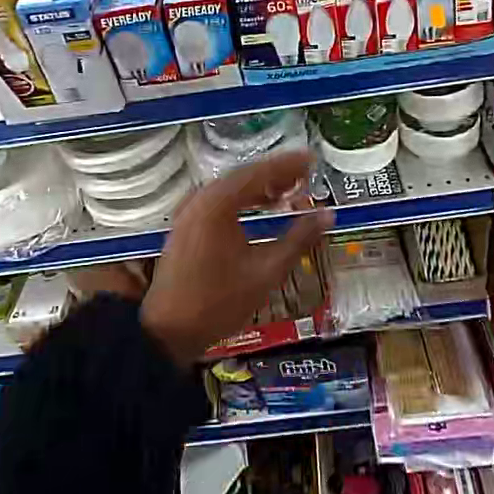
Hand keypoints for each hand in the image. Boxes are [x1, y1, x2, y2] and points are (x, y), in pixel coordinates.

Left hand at [137, 149, 333, 367]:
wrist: (166, 334)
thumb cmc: (218, 302)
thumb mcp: (266, 272)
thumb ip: (299, 239)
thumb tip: (327, 214)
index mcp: (218, 204)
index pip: (259, 173)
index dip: (288, 165)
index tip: (312, 159)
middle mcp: (200, 200)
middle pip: (244, 176)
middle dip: (276, 174)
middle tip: (306, 175)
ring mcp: (189, 213)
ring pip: (232, 188)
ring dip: (261, 187)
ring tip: (290, 191)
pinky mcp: (186, 227)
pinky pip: (220, 201)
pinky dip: (244, 199)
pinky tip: (262, 209)